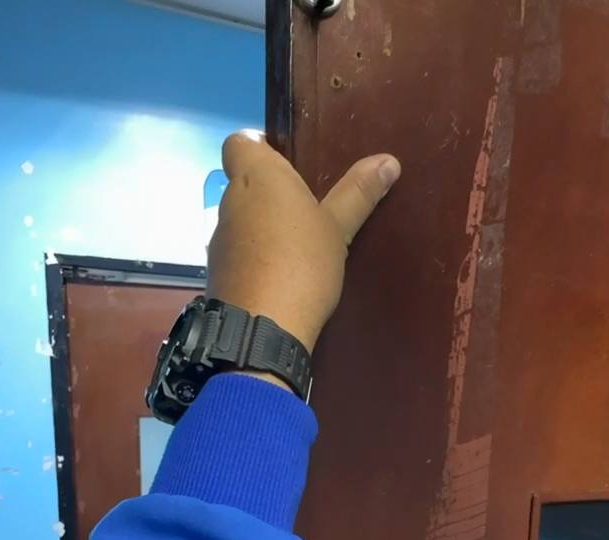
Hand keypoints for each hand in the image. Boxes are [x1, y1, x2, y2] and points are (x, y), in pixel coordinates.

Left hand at [208, 131, 400, 354]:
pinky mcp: (219, 274)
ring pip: (240, 222)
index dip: (258, 147)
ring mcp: (219, 240)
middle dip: (269, 194)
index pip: (238, 142)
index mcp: (256, 176)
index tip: (286, 163)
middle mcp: (229, 202)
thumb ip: (357, 194)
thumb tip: (389, 161)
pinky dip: (255, 259)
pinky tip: (280, 278)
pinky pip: (239, 255)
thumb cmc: (301, 265)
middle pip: (243, 185)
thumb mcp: (337, 229)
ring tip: (295, 250)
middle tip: (304, 211)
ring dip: (262, 230)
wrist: (261, 328)